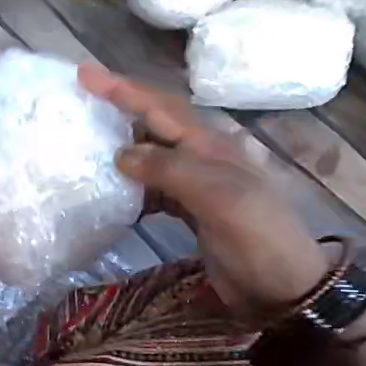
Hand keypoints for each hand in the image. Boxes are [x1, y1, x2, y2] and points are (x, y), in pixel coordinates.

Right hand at [80, 64, 332, 325]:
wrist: (286, 291)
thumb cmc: (259, 241)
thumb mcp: (221, 200)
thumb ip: (173, 172)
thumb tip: (122, 154)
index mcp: (213, 146)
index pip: (162, 108)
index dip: (124, 90)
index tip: (85, 74)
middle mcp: (204, 158)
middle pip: (155, 124)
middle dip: (119, 110)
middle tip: (79, 103)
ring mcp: (198, 187)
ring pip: (152, 157)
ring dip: (121, 149)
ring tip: (86, 145)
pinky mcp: (192, 213)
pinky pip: (154, 191)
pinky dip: (131, 189)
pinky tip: (111, 196)